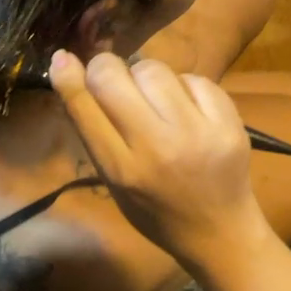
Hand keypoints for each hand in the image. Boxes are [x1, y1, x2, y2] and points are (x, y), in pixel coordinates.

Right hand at [48, 50, 275, 282]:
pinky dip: (182, 87)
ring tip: (152, 98)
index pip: (85, 108)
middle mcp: (155, 148)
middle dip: (105, 69)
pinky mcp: (227, 123)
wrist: (219, 231)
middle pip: (114, 77)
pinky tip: (185, 108)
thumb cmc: (154, 211)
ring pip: (153, 69)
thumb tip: (71, 77)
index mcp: (121, 169)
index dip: (68, 77)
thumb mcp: (114, 182)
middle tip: (110, 78)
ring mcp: (196, 133)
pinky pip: (192, 78)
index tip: (62, 58)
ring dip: (144, 76)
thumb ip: (96, 135)